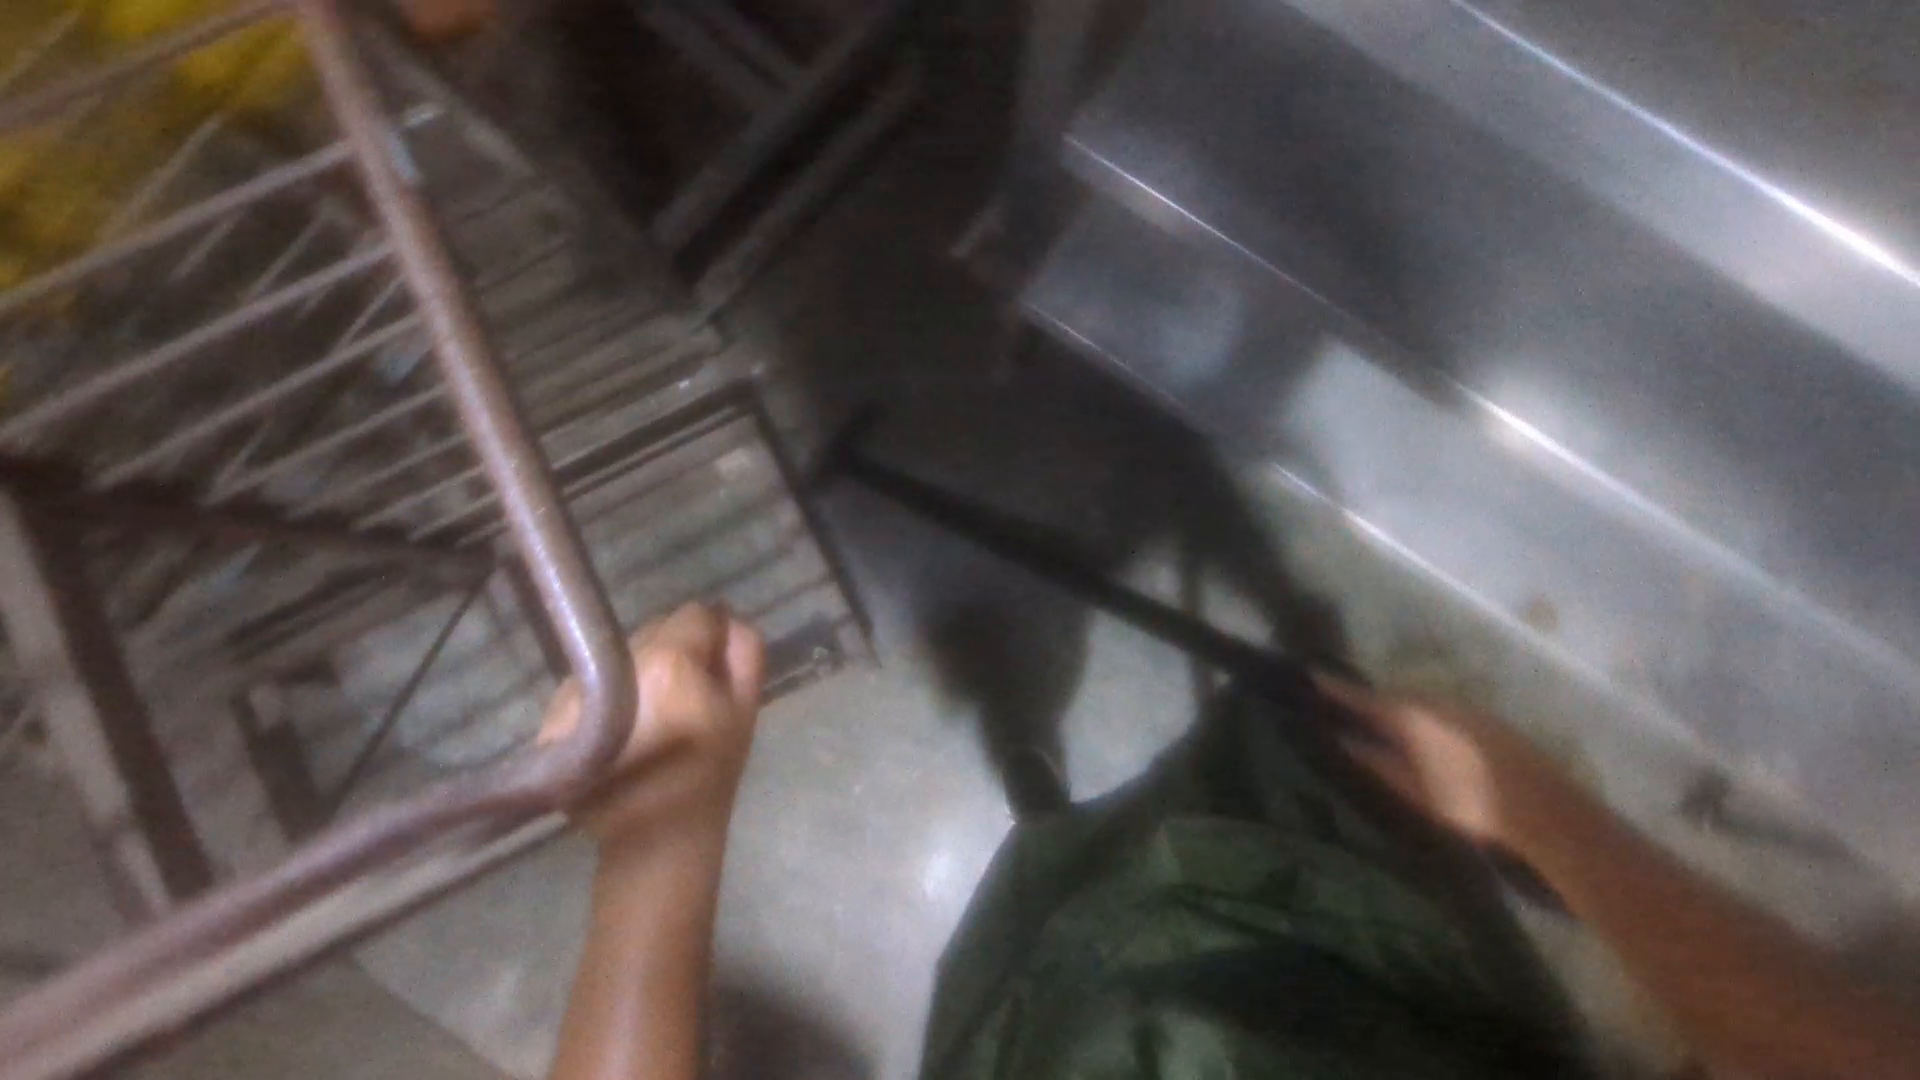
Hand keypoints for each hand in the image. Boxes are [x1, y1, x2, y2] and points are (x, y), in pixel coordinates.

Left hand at [539, 603, 765, 846]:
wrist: (655, 838)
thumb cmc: (709, 773)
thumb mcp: (745, 710)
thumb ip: (745, 652)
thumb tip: (726, 618)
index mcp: (671, 665)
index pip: (692, 616)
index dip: (709, 639)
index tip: (711, 669)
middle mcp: (619, 668)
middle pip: (653, 630)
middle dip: (672, 650)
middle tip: (683, 693)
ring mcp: (578, 689)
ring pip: (620, 651)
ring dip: (638, 668)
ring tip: (649, 712)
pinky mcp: (553, 713)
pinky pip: (590, 678)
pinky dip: (608, 690)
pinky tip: (620, 725)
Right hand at [1314, 674, 1581, 852]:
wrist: (1549, 815)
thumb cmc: (1470, 804)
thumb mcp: (1413, 790)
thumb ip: (1375, 763)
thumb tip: (1343, 742)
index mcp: (1411, 716)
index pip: (1361, 697)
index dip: (1333, 690)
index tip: (1308, 678)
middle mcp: (1436, 702)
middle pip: (1390, 698)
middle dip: (1366, 703)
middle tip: (1340, 709)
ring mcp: (1467, 710)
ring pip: (1418, 705)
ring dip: (1396, 712)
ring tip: (1378, 726)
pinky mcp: (1490, 723)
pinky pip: (1441, 713)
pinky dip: (1423, 721)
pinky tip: (1422, 740)